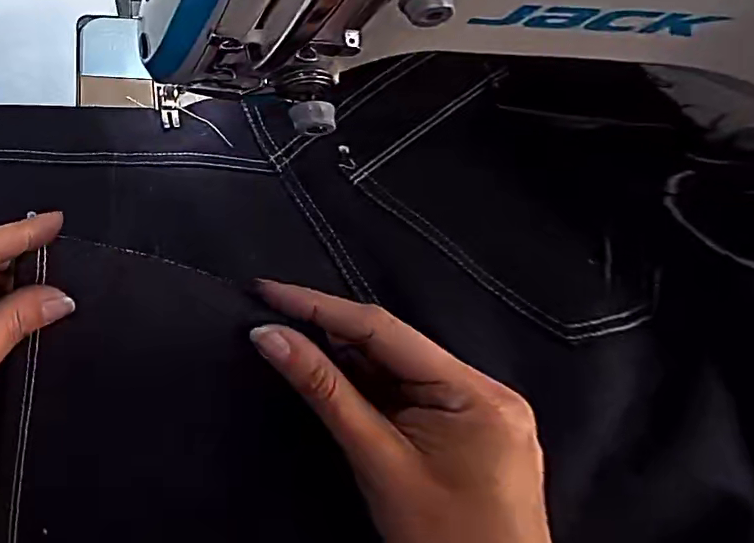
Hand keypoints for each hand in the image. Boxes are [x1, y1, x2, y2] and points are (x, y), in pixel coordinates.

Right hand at [251, 281, 551, 542]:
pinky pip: (407, 388)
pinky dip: (368, 384)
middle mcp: (485, 388)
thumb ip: (323, 390)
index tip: (268, 291)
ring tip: (294, 342)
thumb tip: (269, 335)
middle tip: (275, 316)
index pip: (381, 328)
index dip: (319, 305)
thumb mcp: (378, 462)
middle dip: (330, 331)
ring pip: (395, 364)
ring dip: (346, 358)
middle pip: (389, 343)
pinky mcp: (469, 427)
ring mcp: (481, 408)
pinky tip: (334, 378)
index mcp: (475, 392)